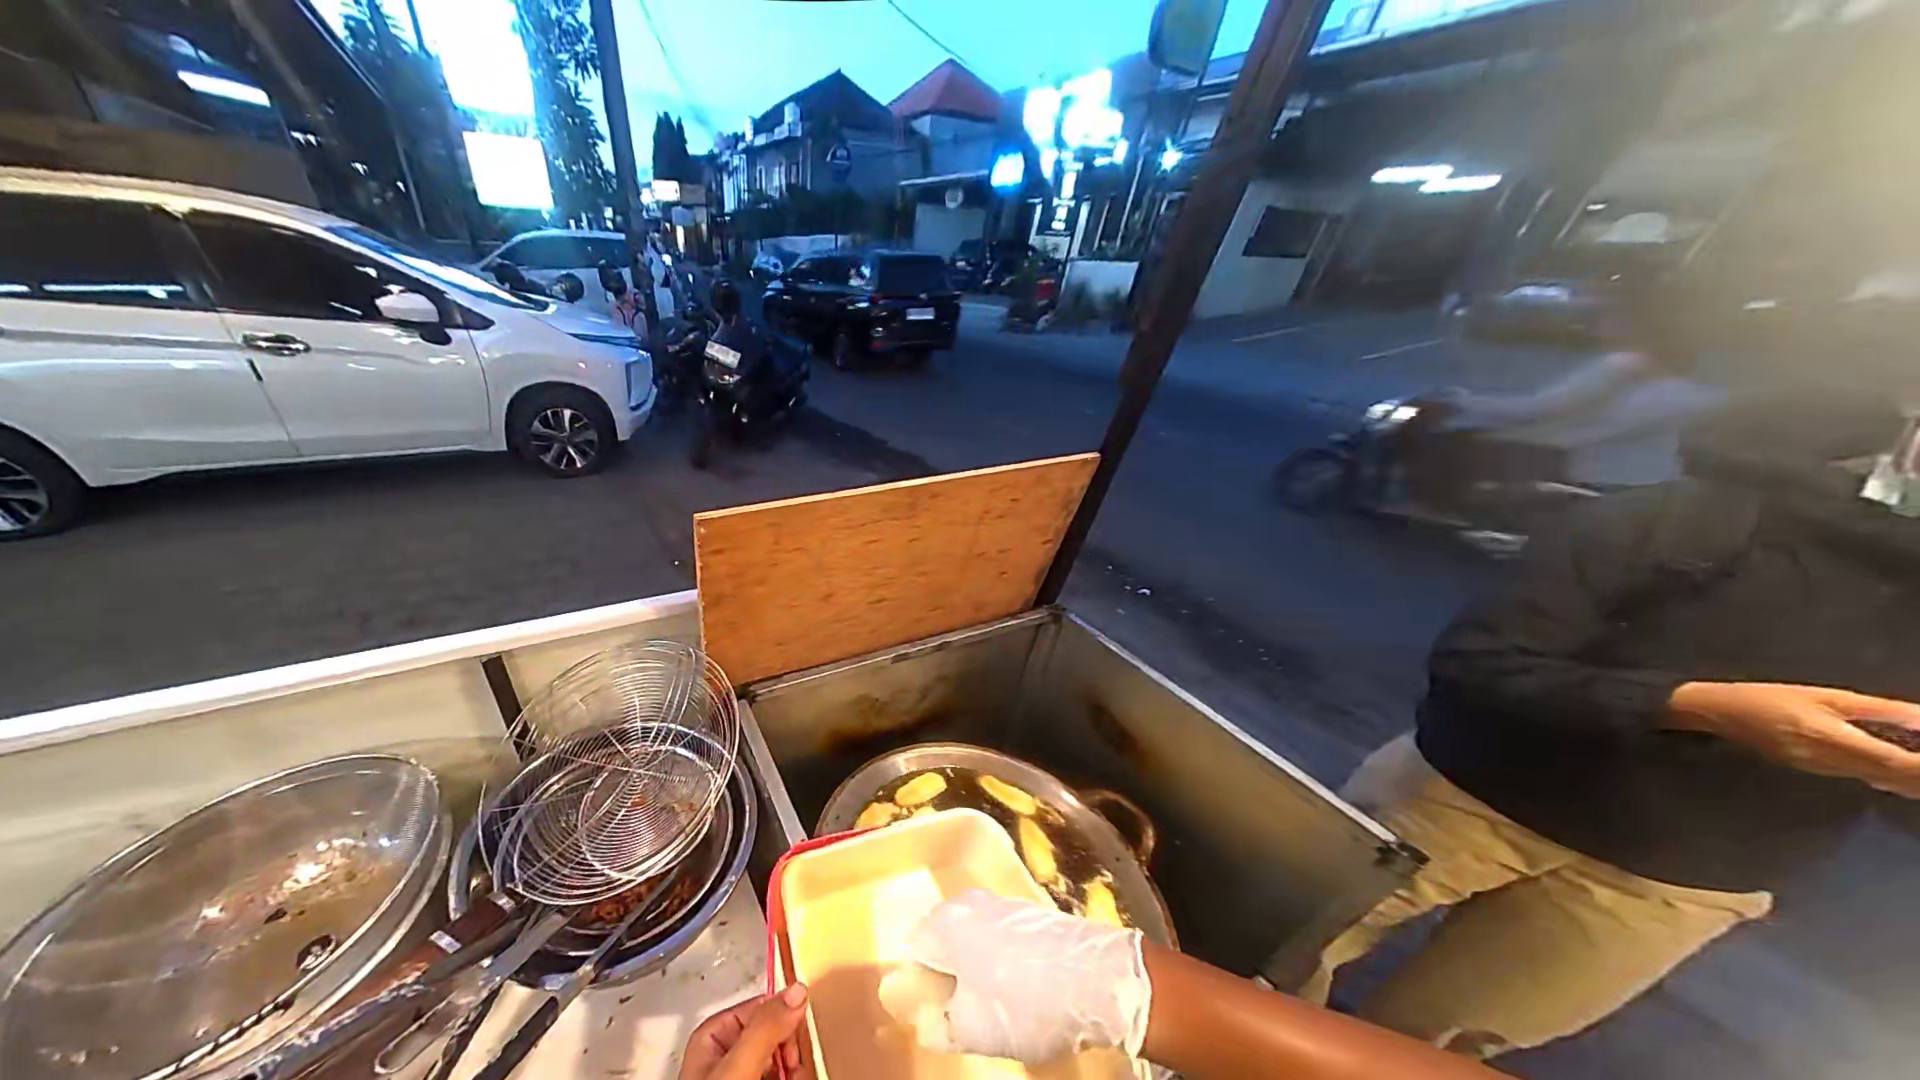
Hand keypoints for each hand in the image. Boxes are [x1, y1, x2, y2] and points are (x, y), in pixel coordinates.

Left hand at [677, 984, 809, 1079]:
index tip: (794, 1045)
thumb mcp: (737, 1068)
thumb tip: (797, 989)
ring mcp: (736, 1072)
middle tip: (792, 1072)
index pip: (765, 1005)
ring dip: (792, 1067)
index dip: (785, 1022)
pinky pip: (776, 1072)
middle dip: (790, 1051)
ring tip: (793, 1078)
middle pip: (775, 1031)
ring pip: (779, 1055)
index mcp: (713, 1033)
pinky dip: (788, 1076)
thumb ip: (765, 1027)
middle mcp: (724, 1050)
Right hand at [882, 890, 1149, 1065]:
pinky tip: (1018, 994)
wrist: (1098, 980)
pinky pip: (1000, 940)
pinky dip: (1000, 965)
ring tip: (990, 1010)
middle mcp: (970, 902)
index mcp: (945, 921)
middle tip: (957, 1016)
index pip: (912, 950)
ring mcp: (1004, 905)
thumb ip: (937, 1025)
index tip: (927, 1015)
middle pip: (943, 942)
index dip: (915, 987)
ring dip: (974, 973)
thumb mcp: (970, 1030)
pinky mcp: (1032, 914)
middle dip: (945, 979)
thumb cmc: (1022, 1003)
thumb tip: (926, 1021)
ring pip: (973, 941)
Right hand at [1669, 682, 1919, 795]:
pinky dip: (1894, 776)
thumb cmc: (1761, 696)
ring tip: (1915, 761)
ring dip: (1913, 777)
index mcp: (1833, 739)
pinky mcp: (1817, 771)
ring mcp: (1824, 770)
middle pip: (1903, 781)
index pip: (1906, 765)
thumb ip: (1880, 710)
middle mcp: (1832, 762)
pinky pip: (1868, 778)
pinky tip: (1899, 766)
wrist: (1710, 711)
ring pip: (1889, 783)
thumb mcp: (1821, 695)